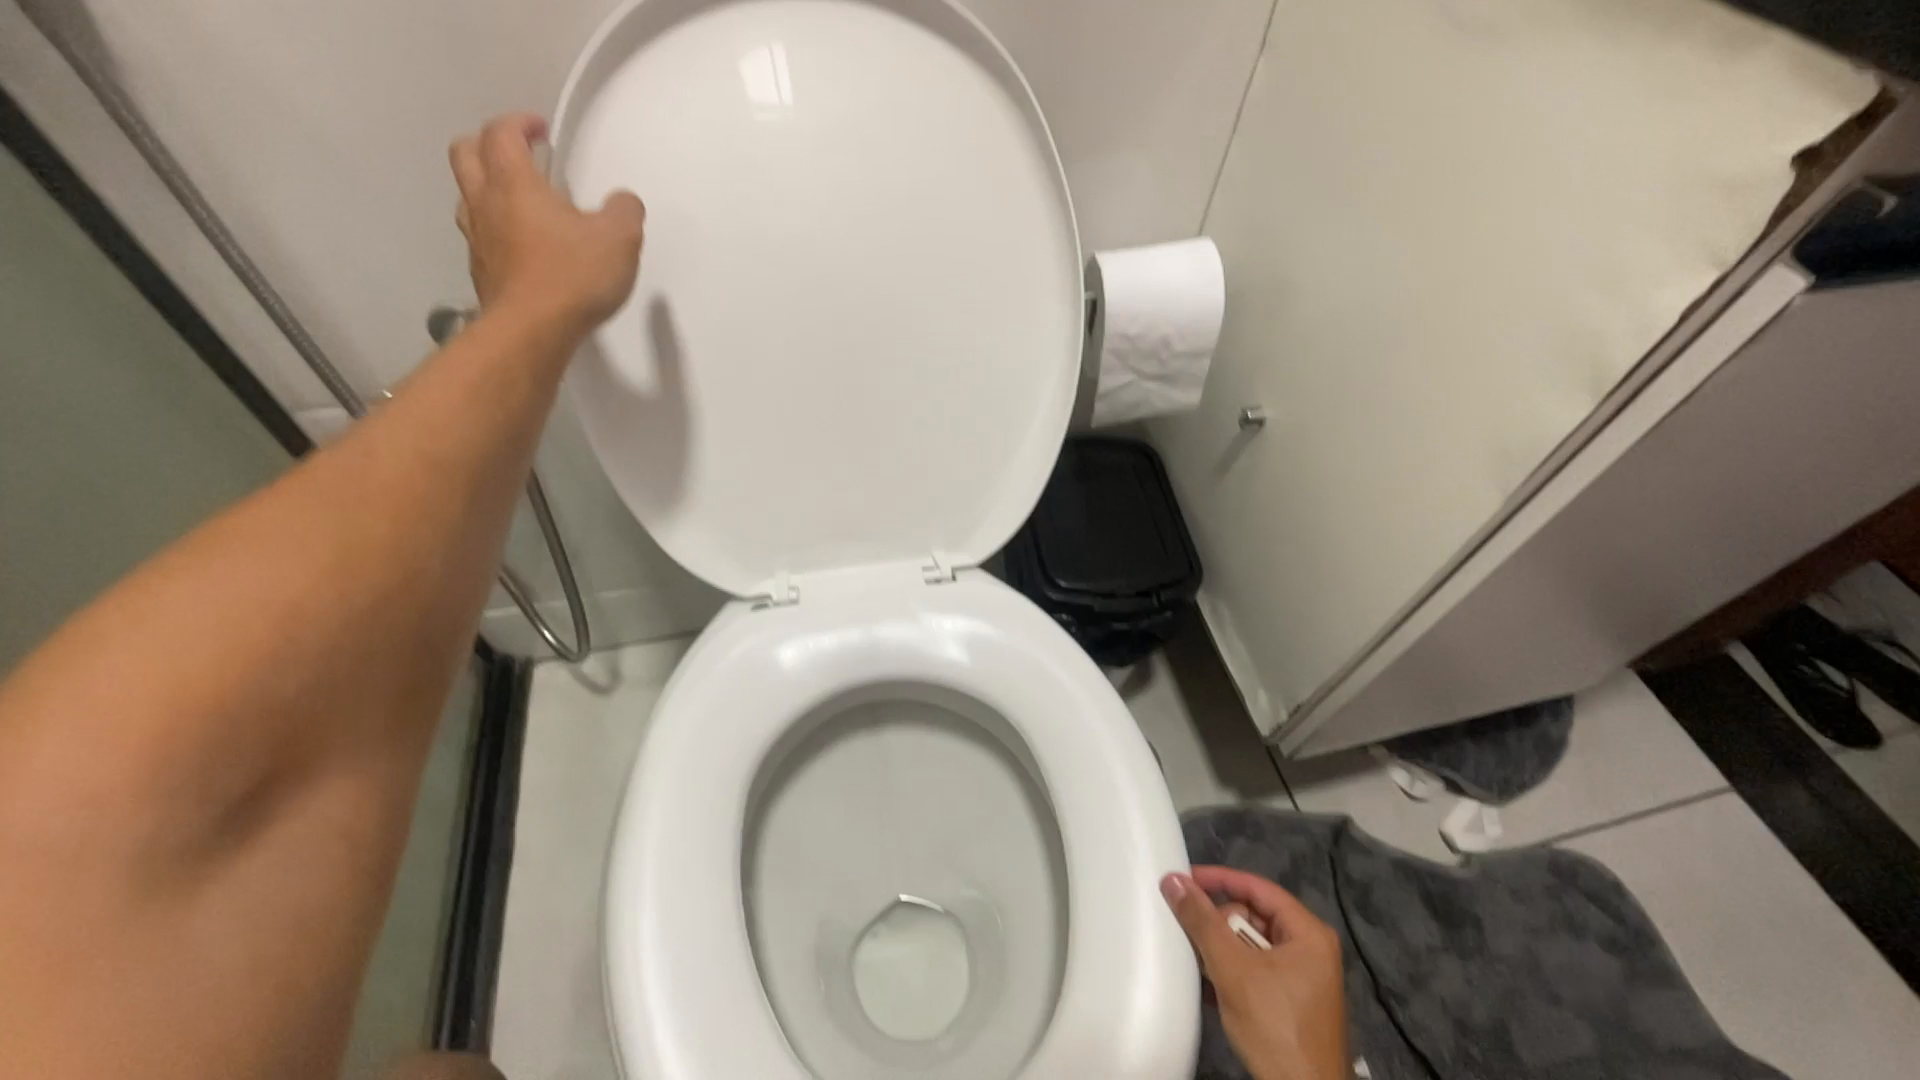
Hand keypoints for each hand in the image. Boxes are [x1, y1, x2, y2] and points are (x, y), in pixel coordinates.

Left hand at [449, 112, 645, 334]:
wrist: (533, 331)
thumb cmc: (573, 275)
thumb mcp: (619, 238)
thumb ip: (624, 211)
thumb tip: (622, 202)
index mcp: (514, 183)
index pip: (501, 133)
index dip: (519, 123)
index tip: (541, 129)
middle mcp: (486, 203)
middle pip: (466, 154)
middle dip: (489, 145)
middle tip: (520, 156)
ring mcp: (477, 240)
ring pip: (467, 196)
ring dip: (488, 188)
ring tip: (521, 202)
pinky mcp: (481, 272)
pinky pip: (481, 237)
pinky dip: (497, 230)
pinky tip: (525, 247)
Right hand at [1162, 866, 1349, 1079]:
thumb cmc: (1274, 1027)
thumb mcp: (1232, 969)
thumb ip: (1202, 922)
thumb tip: (1174, 880)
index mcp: (1307, 932)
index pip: (1257, 887)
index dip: (1219, 879)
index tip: (1183, 879)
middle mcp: (1310, 948)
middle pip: (1253, 916)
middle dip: (1219, 923)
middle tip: (1190, 934)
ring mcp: (1303, 977)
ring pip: (1251, 945)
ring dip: (1221, 950)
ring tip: (1197, 961)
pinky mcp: (1291, 1001)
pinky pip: (1255, 969)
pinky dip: (1231, 971)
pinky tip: (1209, 984)